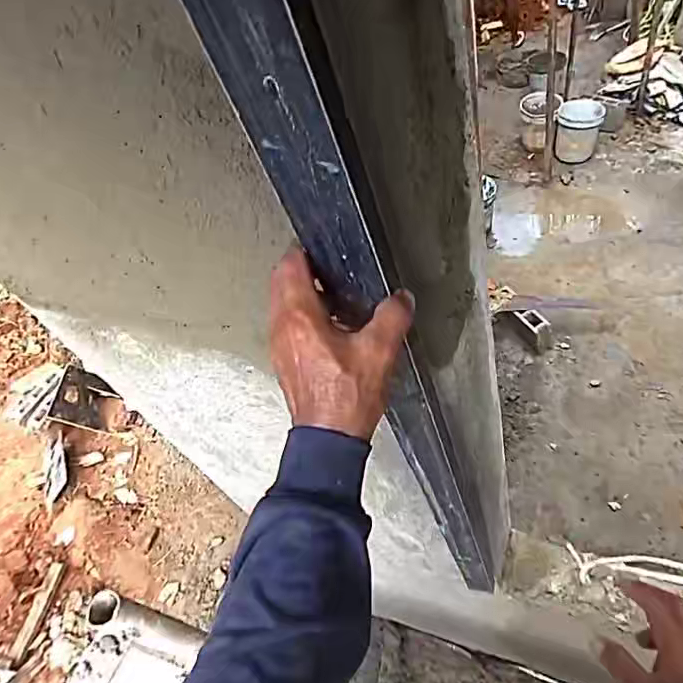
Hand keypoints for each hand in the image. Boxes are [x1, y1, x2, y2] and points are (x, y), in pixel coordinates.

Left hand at [268, 248, 413, 439]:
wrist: (331, 437)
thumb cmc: (347, 398)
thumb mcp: (380, 349)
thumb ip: (393, 315)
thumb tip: (401, 299)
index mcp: (299, 318)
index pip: (289, 266)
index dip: (304, 250)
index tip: (320, 245)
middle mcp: (282, 328)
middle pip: (281, 282)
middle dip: (303, 269)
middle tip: (330, 266)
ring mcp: (281, 346)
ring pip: (283, 304)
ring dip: (304, 293)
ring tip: (336, 293)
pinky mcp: (287, 360)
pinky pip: (290, 325)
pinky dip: (306, 315)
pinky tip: (334, 325)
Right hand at [598, 582, 682, 682]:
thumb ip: (618, 663)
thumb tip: (599, 642)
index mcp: (680, 644)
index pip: (659, 603)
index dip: (640, 589)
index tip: (625, 583)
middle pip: (678, 607)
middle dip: (655, 597)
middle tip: (636, 594)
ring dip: (663, 623)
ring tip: (642, 636)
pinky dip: (673, 643)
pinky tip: (661, 667)